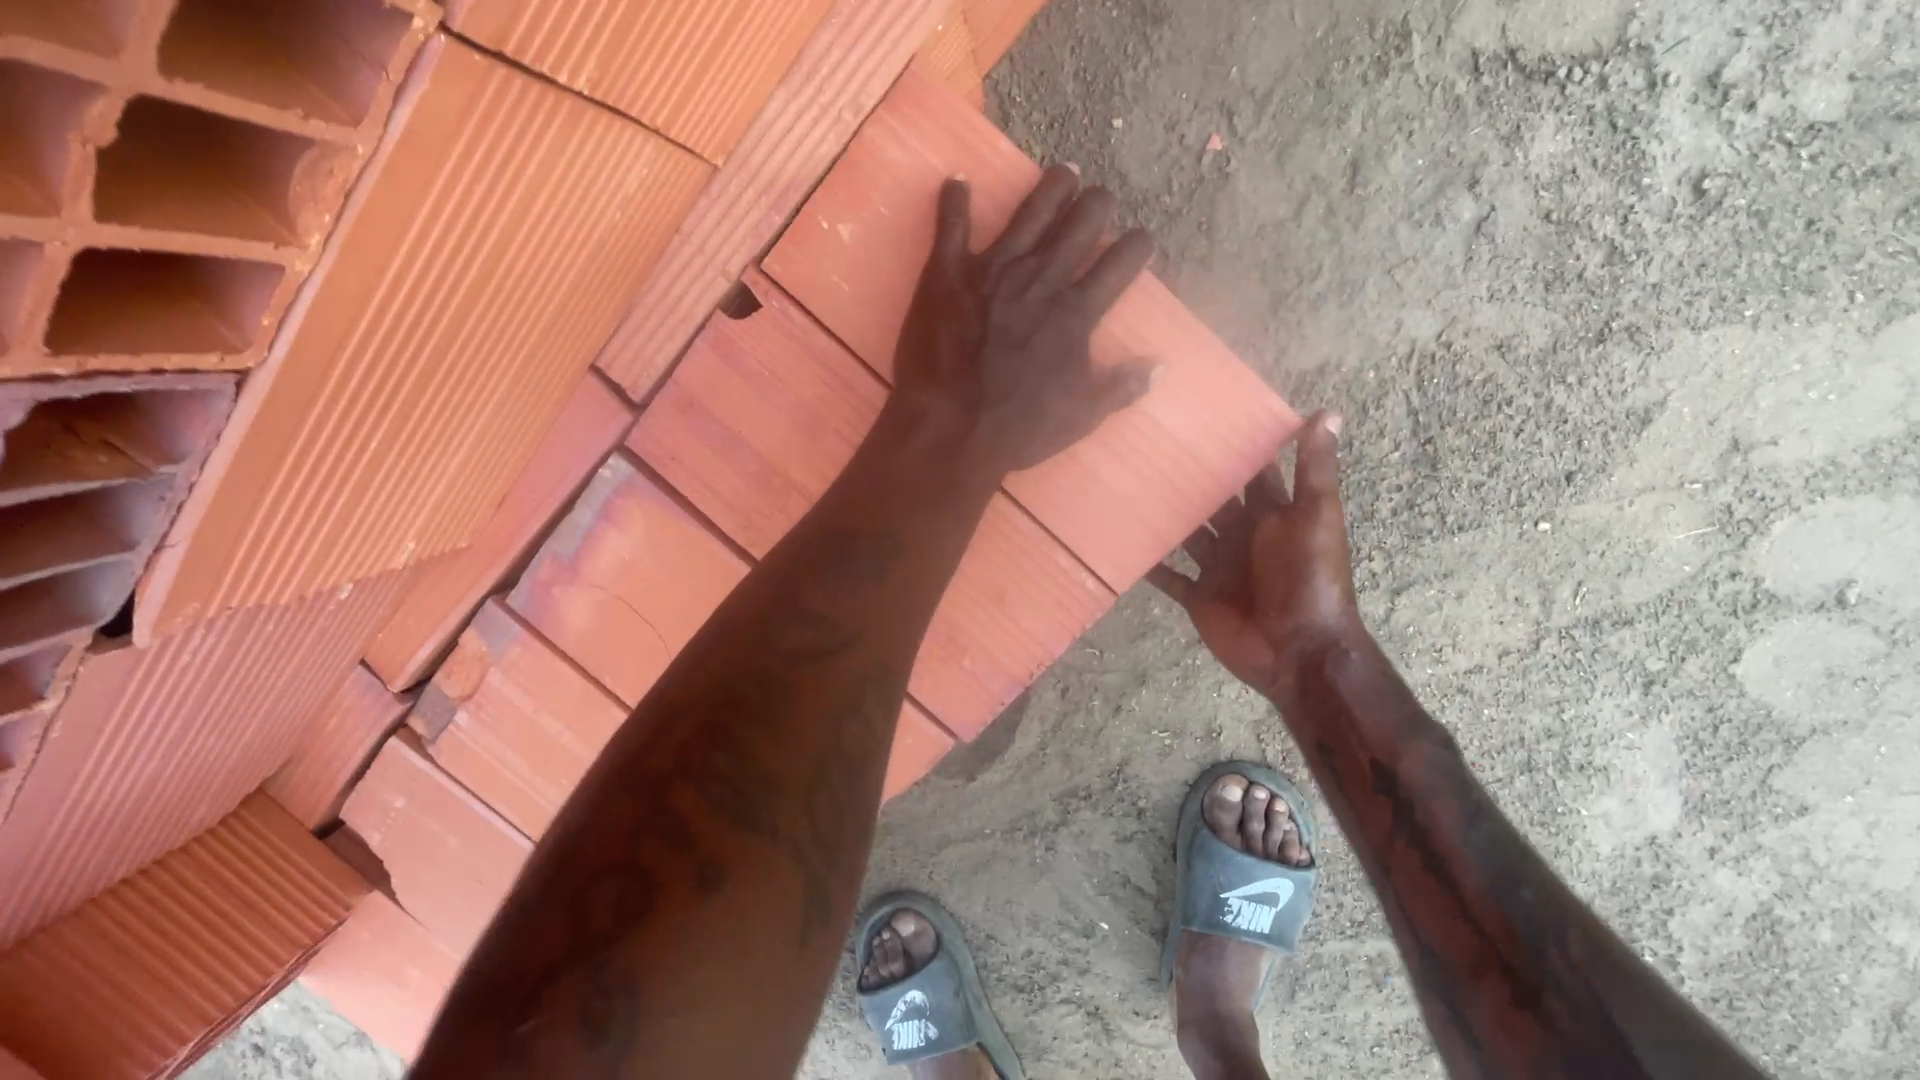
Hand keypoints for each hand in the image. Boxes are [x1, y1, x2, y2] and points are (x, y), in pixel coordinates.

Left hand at [890, 166, 1156, 479]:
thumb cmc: (1019, 428)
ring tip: (1063, 172)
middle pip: (1082, 222)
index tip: (1142, 241)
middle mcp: (1041, 278)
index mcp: (1077, 311)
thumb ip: (1121, 387)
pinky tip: (957, 180)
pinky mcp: (947, 273)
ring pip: (1030, 210)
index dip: (1138, 246)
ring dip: (1051, 187)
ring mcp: (993, 270)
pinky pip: (951, 226)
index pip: (1122, 262)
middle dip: (1099, 204)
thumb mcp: (1082, 415)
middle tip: (1100, 199)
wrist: (950, 428)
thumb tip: (1160, 367)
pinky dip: (954, 201)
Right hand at [1147, 412, 1363, 698]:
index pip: (1252, 471)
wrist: (1299, 650)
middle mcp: (1242, 535)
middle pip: (1213, 499)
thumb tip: (1327, 410)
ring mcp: (1218, 566)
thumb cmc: (1310, 579)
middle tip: (1149, 442)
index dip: (1235, 445)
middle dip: (1189, 476)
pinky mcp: (1199, 595)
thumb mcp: (1317, 517)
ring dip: (1165, 515)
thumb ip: (1314, 469)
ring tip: (1126, 485)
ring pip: (1186, 533)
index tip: (1204, 412)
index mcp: (1272, 513)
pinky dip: (1149, 565)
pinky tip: (1120, 545)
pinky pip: (1169, 577)